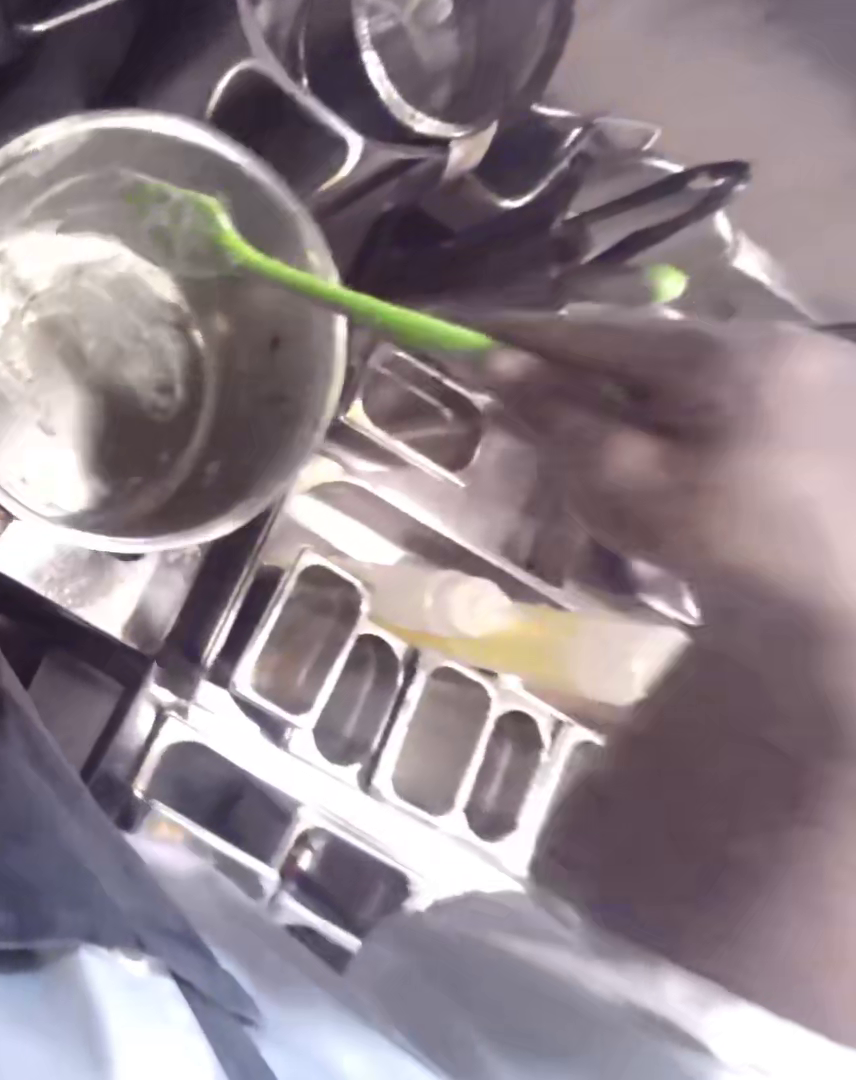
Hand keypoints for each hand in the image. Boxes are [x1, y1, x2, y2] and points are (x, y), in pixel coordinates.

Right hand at [476, 313, 855, 628]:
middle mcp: (767, 337)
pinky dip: (639, 383)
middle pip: (630, 337)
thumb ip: (551, 409)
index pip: (589, 333)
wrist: (831, 583)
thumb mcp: (611, 472)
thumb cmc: (708, 529)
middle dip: (558, 352)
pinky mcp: (804, 383)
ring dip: (597, 369)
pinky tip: (616, 410)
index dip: (516, 334)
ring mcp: (796, 357)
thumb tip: (489, 361)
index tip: (459, 332)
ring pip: (661, 352)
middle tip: (496, 370)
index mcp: (720, 355)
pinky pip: (695, 369)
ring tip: (546, 392)